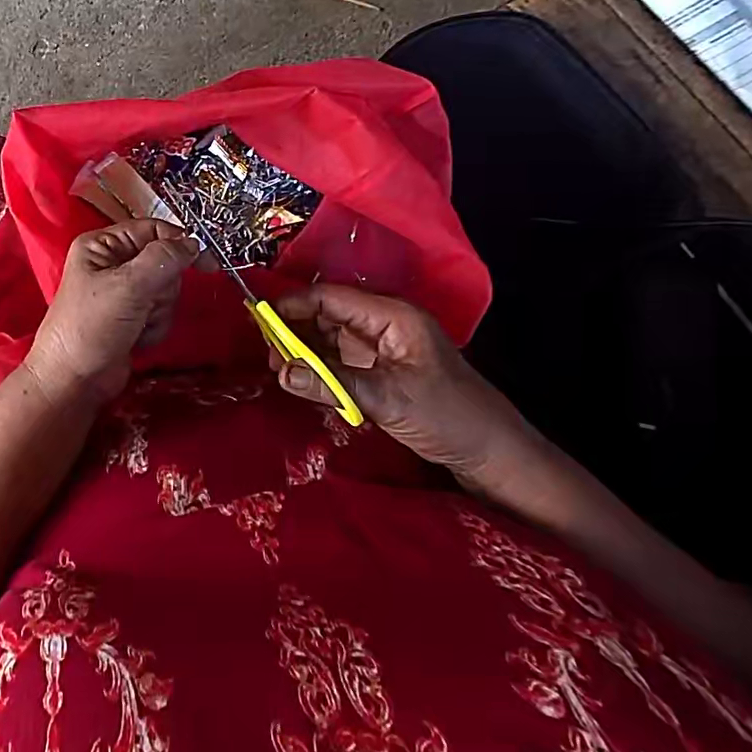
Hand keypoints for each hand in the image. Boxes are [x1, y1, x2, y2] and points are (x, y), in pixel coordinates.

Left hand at [25, 218, 199, 403]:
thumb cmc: (91, 327)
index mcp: (102, 245)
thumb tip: (194, 243)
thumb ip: (163, 259)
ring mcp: (122, 293)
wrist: (74, 381)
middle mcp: (112, 264)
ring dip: (159, 311)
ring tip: (136, 326)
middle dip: (162, 288)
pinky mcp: (131, 318)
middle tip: (145, 304)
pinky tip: (135, 339)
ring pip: (166, 290)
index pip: (152, 229)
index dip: (179, 243)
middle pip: (164, 262)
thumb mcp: (128, 286)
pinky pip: (161, 313)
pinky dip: (154, 328)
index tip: (208, 261)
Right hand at [270, 284, 542, 487]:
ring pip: (327, 337)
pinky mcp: (375, 369)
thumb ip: (331, 383)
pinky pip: (335, 359)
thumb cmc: (449, 416)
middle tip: (270, 357)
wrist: (492, 453)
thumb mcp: (387, 399)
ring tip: (280, 371)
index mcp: (391, 316)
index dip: (294, 305)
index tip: (259, 320)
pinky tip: (301, 381)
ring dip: (302, 352)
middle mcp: (381, 324)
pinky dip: (316, 368)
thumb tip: (282, 373)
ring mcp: (378, 347)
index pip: (331, 298)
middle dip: (293, 331)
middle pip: (325, 315)